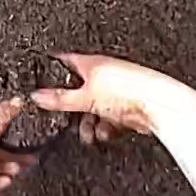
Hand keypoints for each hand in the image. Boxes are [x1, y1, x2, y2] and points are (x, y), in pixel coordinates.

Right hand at [30, 53, 195, 144]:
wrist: (158, 105)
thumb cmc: (127, 90)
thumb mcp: (86, 97)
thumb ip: (60, 99)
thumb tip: (37, 95)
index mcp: (92, 63)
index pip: (66, 62)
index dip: (53, 72)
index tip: (42, 83)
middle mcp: (104, 74)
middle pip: (80, 92)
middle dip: (75, 110)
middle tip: (71, 120)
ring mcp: (116, 91)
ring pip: (94, 109)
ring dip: (91, 124)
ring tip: (93, 133)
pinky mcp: (127, 107)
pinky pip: (109, 118)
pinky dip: (106, 128)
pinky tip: (108, 133)